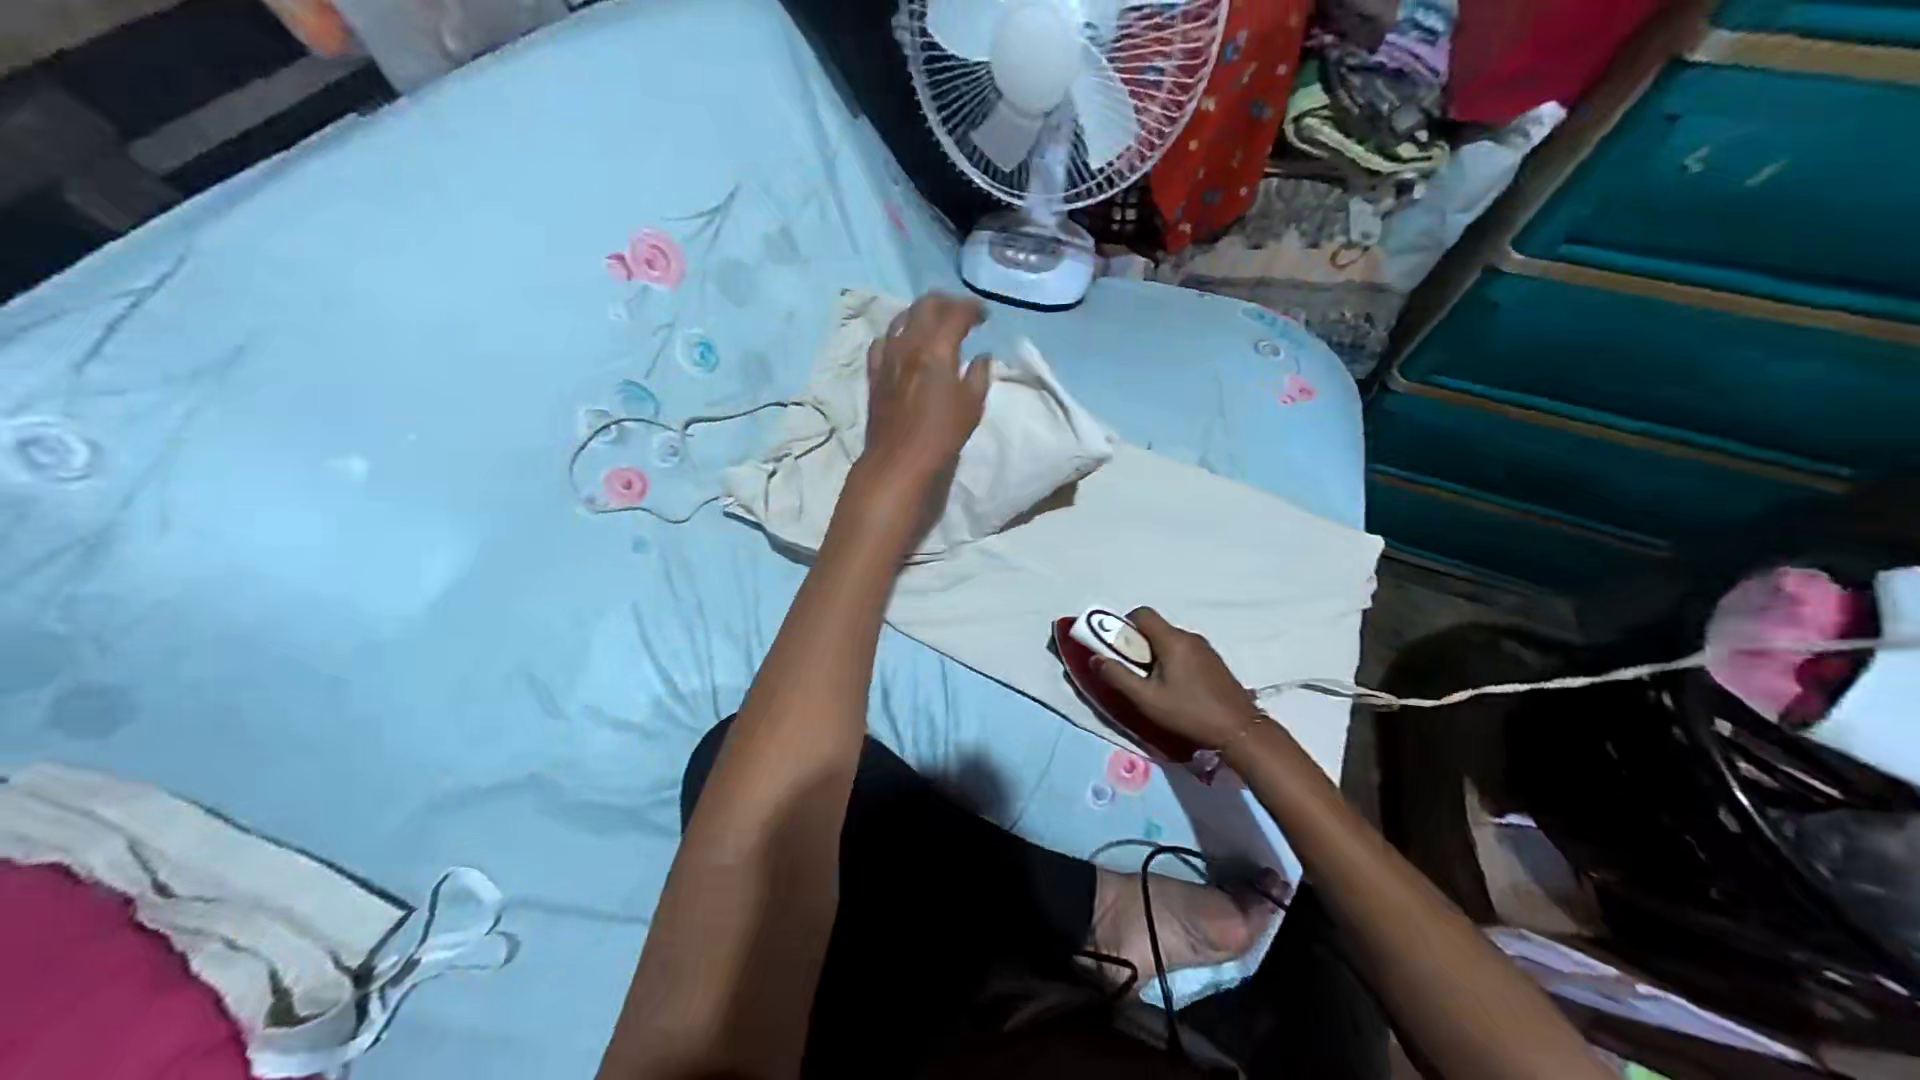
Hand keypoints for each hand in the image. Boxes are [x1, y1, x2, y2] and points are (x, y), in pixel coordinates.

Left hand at [860, 292, 989, 489]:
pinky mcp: (874, 372)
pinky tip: (904, 344)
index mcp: (936, 348)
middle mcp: (909, 344)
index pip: (956, 312)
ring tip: (934, 323)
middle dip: (947, 302)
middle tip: (961, 313)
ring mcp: (887, 356)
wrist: (898, 461)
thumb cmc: (941, 435)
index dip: (973, 308)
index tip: (984, 315)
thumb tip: (982, 356)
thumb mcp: (972, 406)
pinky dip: (897, 335)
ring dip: (921, 314)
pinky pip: (883, 341)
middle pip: (926, 305)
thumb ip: (979, 374)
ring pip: (901, 318)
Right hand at [1092, 608, 1264, 750]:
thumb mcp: (1147, 699)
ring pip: (1169, 640)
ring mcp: (1204, 648)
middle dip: (1137, 644)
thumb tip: (1095, 657)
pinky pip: (1183, 650)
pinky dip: (1171, 660)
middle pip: (1155, 628)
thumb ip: (1118, 676)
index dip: (1123, 626)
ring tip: (1152, 684)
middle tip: (1133, 671)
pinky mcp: (1213, 661)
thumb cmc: (1189, 713)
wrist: (1240, 731)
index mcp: (1172, 640)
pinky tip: (1174, 688)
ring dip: (1154, 654)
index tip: (1118, 649)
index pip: (1142, 614)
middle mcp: (1189, 637)